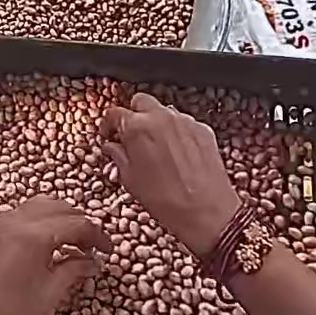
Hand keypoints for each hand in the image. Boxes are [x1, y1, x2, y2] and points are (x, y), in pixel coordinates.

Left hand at [0, 197, 110, 314]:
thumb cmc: (8, 311)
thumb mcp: (49, 294)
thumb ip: (73, 270)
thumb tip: (93, 261)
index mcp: (33, 235)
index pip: (76, 223)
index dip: (97, 235)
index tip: (108, 250)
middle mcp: (17, 220)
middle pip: (60, 207)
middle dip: (81, 223)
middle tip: (93, 247)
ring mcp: (2, 221)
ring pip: (42, 204)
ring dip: (62, 217)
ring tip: (73, 242)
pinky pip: (25, 212)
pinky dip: (43, 219)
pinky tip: (50, 242)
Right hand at [98, 93, 241, 254]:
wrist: (207, 212)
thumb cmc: (167, 200)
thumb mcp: (130, 179)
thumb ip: (118, 156)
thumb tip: (112, 148)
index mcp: (137, 128)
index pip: (114, 113)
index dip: (108, 124)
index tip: (108, 135)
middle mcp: (161, 118)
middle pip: (140, 102)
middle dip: (132, 115)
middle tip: (129, 135)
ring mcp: (185, 122)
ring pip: (163, 110)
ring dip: (154, 122)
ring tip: (153, 146)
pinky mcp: (203, 130)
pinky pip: (184, 122)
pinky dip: (175, 131)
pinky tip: (174, 153)